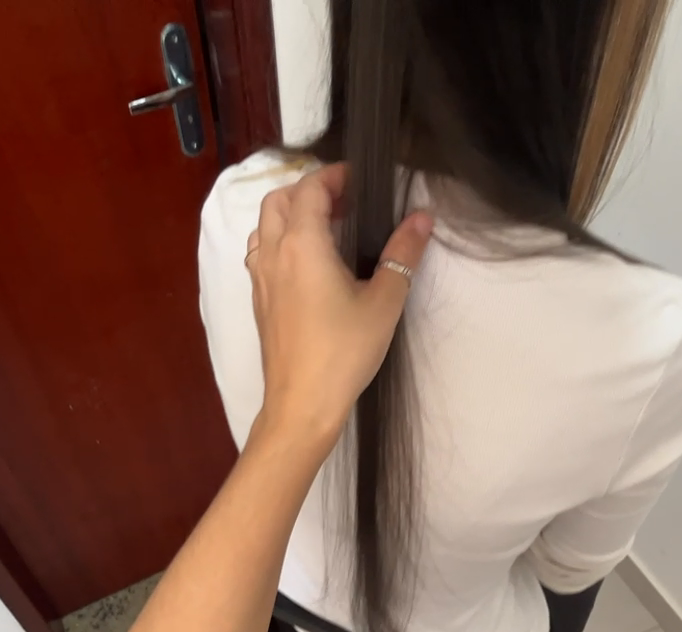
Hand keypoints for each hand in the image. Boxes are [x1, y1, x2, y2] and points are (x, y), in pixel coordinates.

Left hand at [244, 163, 434, 450]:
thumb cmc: (344, 353)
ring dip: (289, 217)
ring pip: (264, 229)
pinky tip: (307, 267)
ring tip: (325, 231)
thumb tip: (422, 218)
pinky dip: (280, 244)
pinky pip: (261, 257)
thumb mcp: (383, 302)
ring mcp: (260, 282)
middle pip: (278, 201)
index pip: (310, 189)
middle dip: (308, 191)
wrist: (301, 405)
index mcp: (302, 245)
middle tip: (343, 203)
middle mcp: (273, 256)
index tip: (360, 181)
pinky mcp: (259, 305)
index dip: (335, 177)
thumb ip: (402, 255)